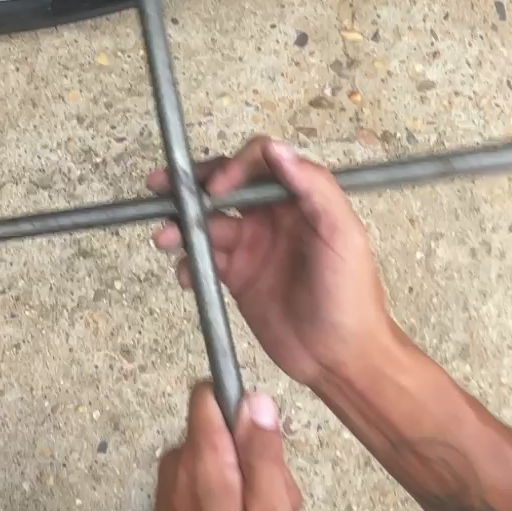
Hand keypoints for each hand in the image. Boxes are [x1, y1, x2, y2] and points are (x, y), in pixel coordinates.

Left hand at [145, 383, 306, 510]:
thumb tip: (257, 399)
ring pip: (223, 470)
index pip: (211, 395)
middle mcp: (178, 467)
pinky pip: (211, 496)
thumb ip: (264, 459)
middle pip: (224, 437)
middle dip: (259, 468)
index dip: (247, 413)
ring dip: (252, 498)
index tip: (269, 451)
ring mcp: (172, 493)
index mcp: (200, 460)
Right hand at [151, 138, 395, 389]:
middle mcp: (271, 217)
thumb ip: (315, 189)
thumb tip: (276, 149)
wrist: (341, 361)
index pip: (258, 164)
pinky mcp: (236, 274)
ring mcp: (251, 246)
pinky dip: (188, 262)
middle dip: (190, 184)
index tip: (216, 189)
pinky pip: (202, 258)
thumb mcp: (343, 237)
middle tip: (159, 186)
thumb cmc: (352, 298)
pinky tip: (187, 276)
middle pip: (223, 185)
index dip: (232, 167)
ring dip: (181, 226)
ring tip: (165, 239)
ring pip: (205, 222)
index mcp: (298, 201)